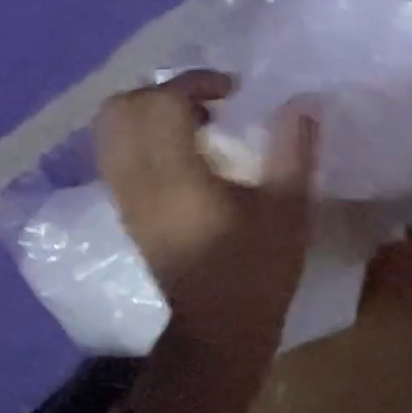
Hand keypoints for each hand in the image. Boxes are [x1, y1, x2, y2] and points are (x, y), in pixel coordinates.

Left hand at [94, 71, 316, 349]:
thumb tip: (301, 101)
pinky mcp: (126, 212)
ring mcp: (125, 197)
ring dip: (151, 112)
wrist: (219, 330)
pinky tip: (185, 154)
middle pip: (123, 108)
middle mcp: (138, 181)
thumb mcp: (288, 210)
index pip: (163, 103)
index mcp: (176, 178)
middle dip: (167, 92)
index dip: (197, 82)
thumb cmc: (258, 271)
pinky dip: (143, 136)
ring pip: (111, 130)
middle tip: (212, 104)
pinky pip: (116, 153)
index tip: (236, 92)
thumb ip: (293, 150)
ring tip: (197, 125)